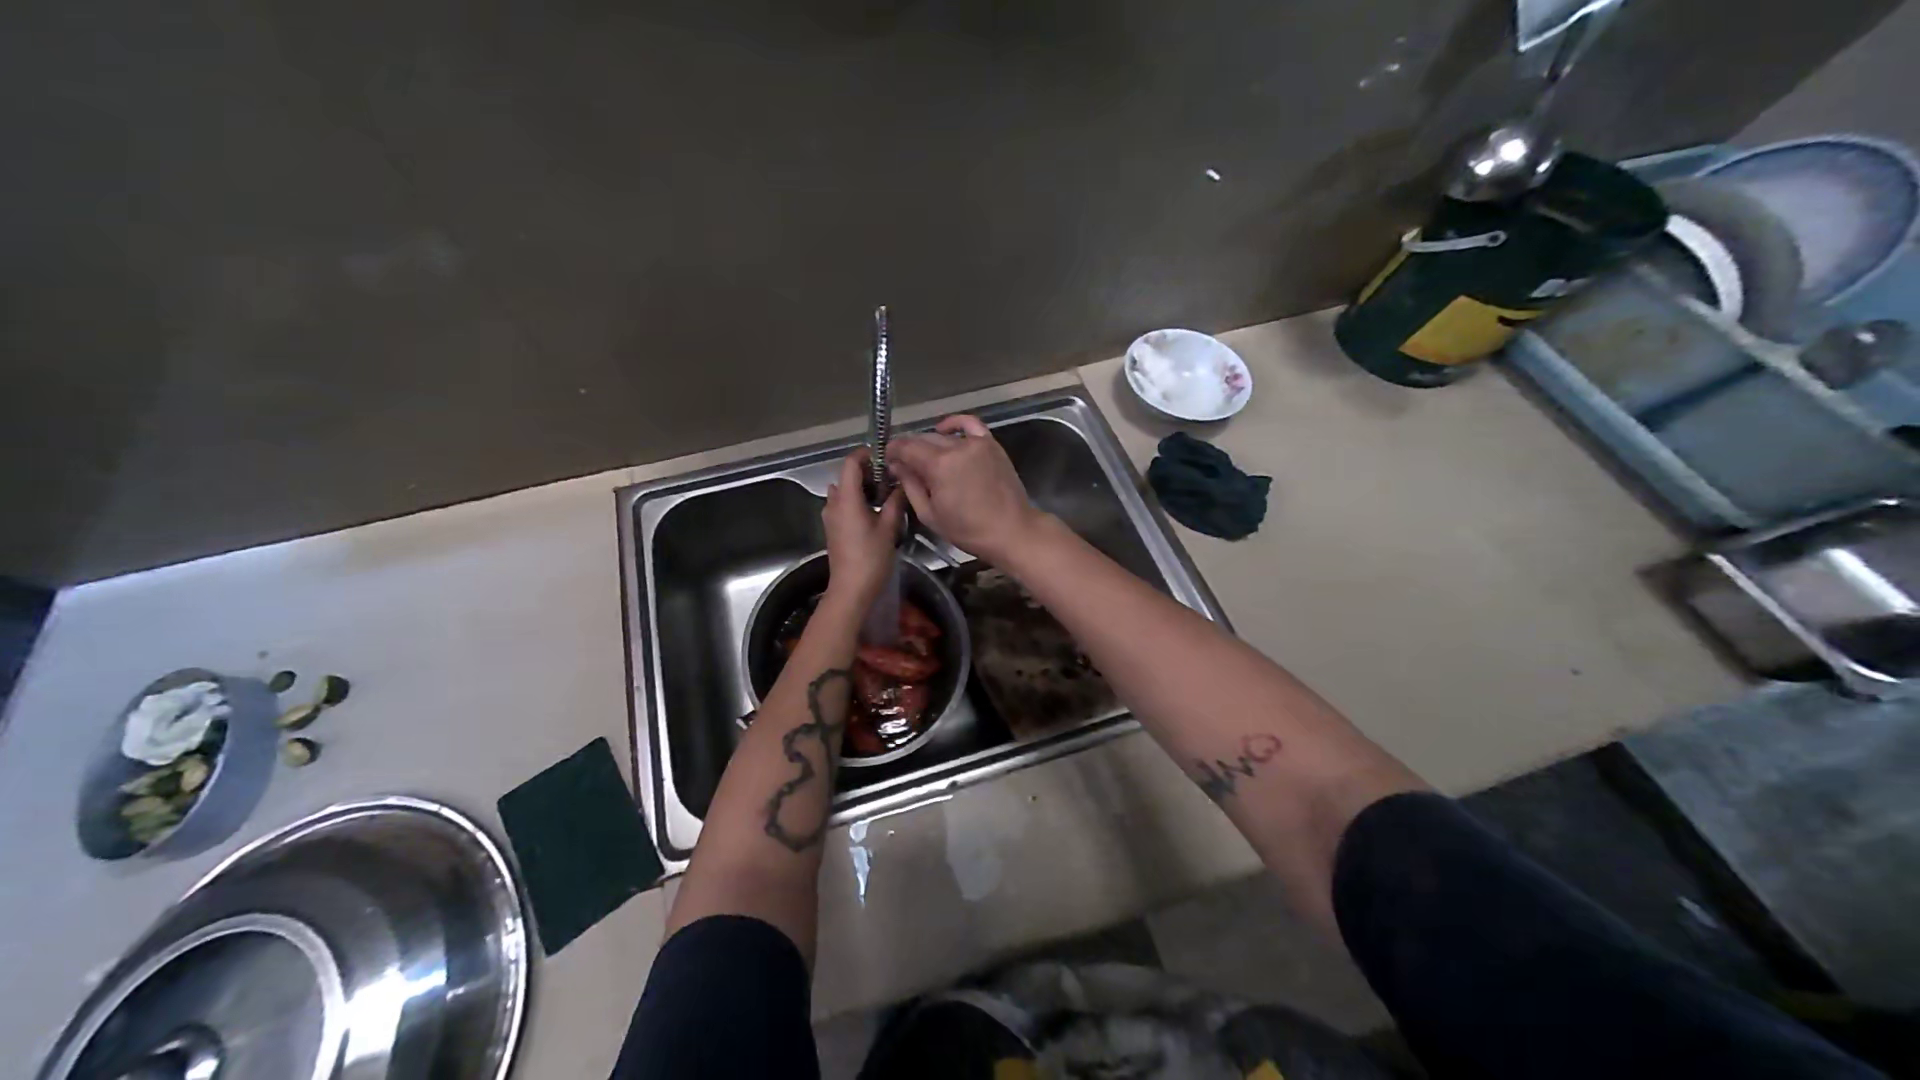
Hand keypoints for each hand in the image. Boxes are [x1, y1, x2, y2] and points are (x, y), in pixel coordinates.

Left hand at [823, 449, 904, 605]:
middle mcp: (833, 503)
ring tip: (887, 494)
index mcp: (846, 498)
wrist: (851, 590)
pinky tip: (876, 511)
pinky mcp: (833, 528)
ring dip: (863, 487)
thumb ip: (895, 502)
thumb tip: (903, 483)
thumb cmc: (871, 558)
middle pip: (847, 475)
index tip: (887, 457)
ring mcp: (831, 516)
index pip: (851, 463)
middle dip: (869, 472)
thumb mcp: (889, 528)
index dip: (867, 454)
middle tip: (893, 477)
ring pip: (845, 490)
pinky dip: (858, 500)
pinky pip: (844, 504)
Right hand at [889, 415, 1046, 562]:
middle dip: (909, 449)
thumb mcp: (930, 514)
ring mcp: (976, 443)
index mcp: (939, 465)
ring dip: (929, 443)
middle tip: (904, 464)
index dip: (892, 451)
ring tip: (925, 458)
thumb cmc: (968, 530)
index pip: (906, 447)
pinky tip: (944, 430)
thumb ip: (910, 485)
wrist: (1011, 530)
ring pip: (943, 435)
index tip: (887, 460)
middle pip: (923, 439)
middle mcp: (956, 447)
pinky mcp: (991, 444)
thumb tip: (897, 465)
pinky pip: (969, 424)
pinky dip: (954, 424)